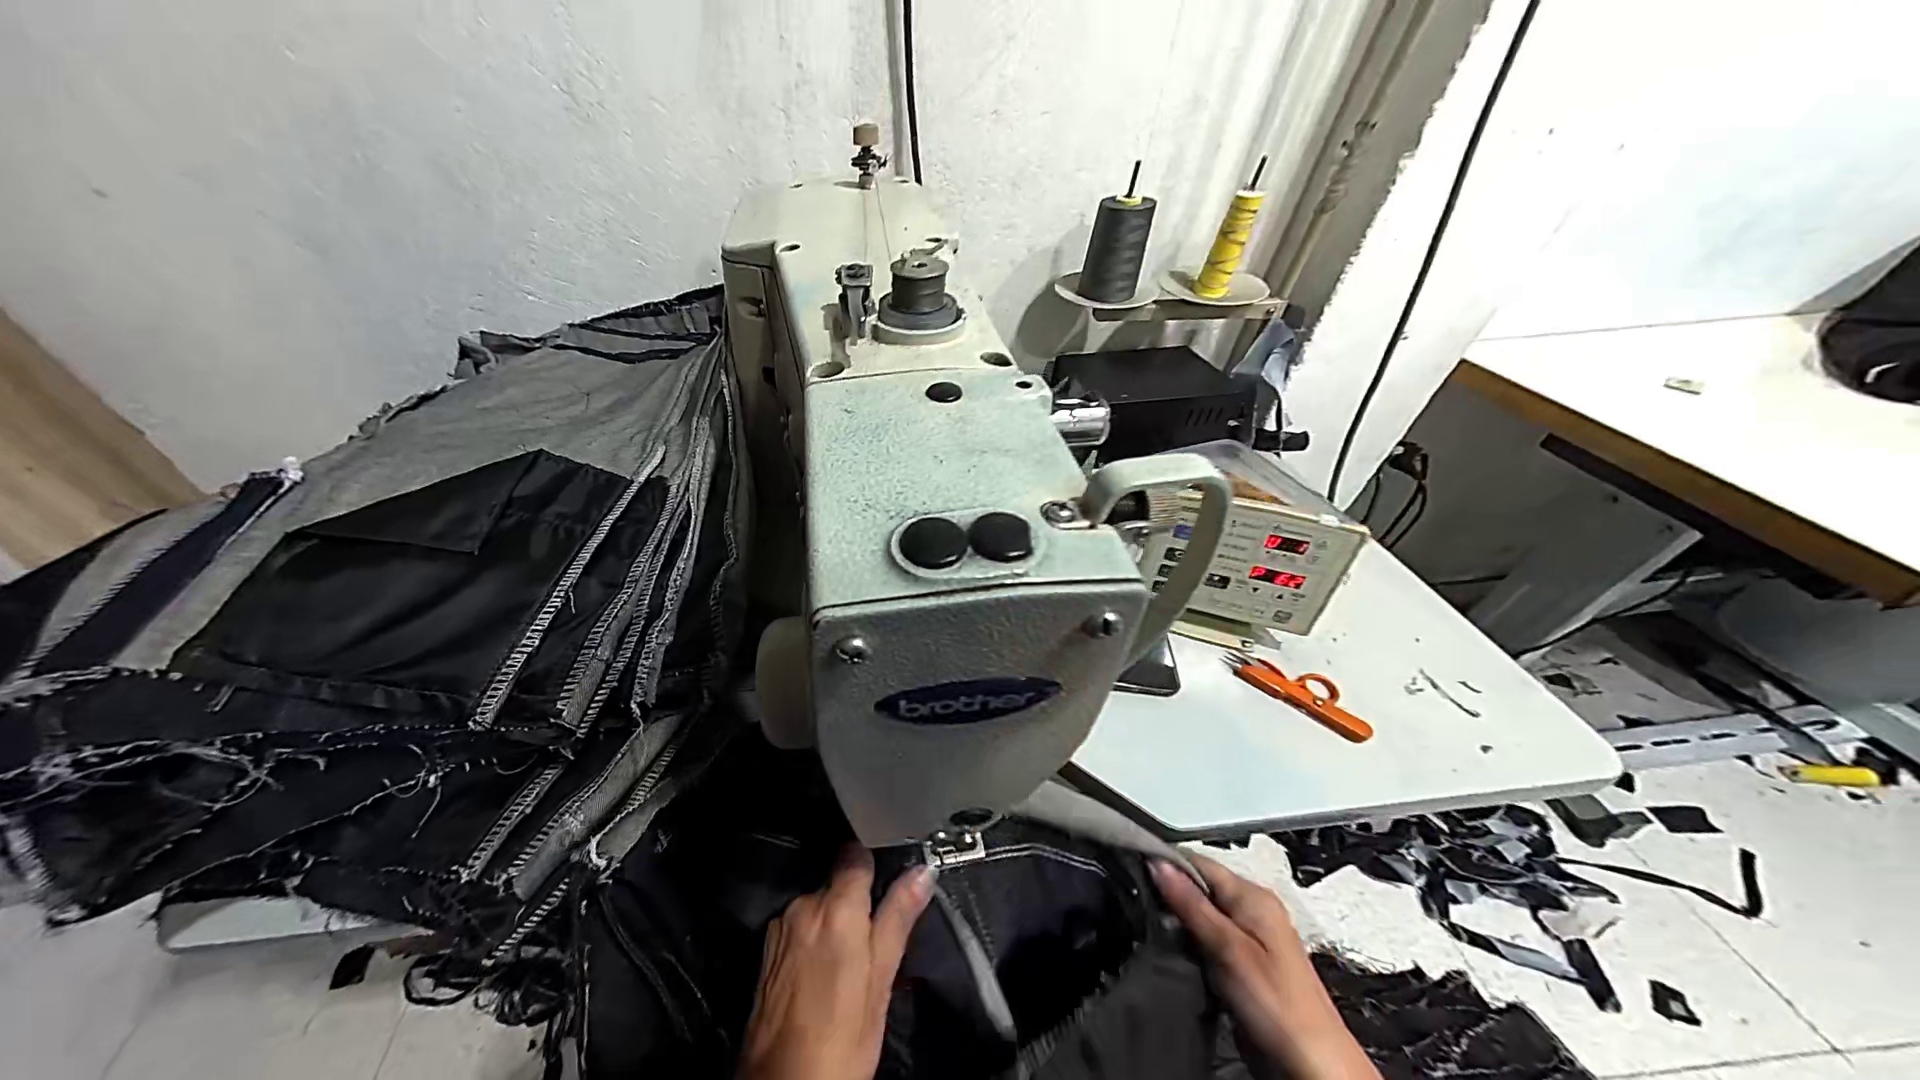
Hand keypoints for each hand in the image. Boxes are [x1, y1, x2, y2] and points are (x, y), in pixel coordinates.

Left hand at [738, 845, 933, 1079]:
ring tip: (849, 964)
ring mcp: (781, 926)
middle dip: (857, 900)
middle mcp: (804, 906)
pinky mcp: (767, 948)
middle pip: (838, 880)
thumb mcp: (882, 979)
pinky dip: (813, 937)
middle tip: (874, 939)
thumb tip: (922, 873)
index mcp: (837, 908)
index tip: (890, 879)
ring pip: (819, 904)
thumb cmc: (842, 1039)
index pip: (856, 854)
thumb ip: (899, 917)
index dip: (876, 862)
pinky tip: (823, 973)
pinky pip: (799, 925)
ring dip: (834, 920)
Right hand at [1152, 855, 1379, 1079]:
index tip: (1138, 872)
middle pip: (1200, 887)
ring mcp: (1250, 940)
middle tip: (1147, 910)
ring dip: (1181, 924)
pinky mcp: (1244, 966)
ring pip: (1202, 916)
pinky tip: (1182, 958)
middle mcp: (1254, 912)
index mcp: (1255, 897)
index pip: (1199, 862)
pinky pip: (1209, 942)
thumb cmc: (1281, 1010)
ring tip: (1161, 935)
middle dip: (1172, 897)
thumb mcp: (1227, 948)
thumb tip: (1160, 864)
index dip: (1167, 865)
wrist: (1312, 1068)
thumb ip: (1191, 904)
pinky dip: (1192, 946)